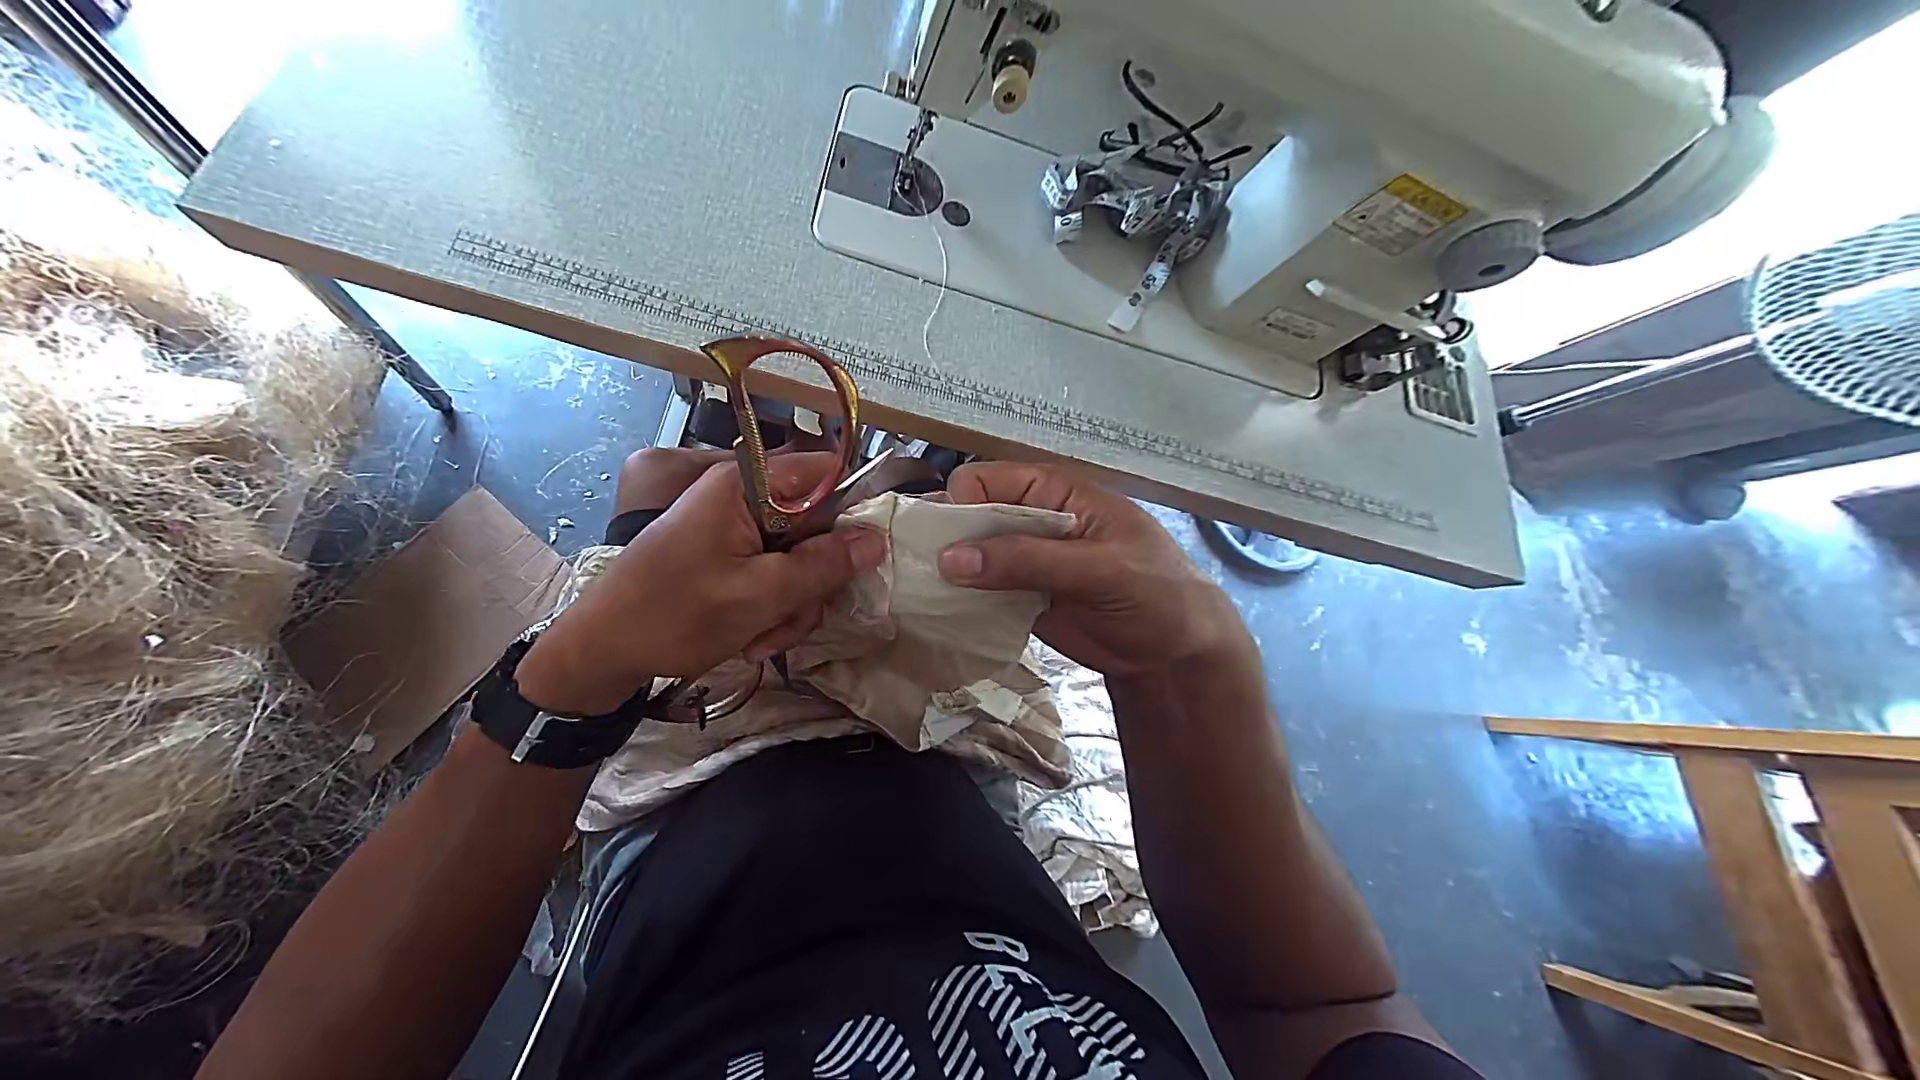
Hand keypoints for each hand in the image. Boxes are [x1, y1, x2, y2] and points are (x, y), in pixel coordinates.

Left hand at [516, 453, 886, 713]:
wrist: (601, 653)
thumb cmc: (674, 616)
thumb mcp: (760, 595)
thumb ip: (823, 565)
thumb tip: (876, 539)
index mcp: (745, 485)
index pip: (824, 472)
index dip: (853, 507)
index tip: (863, 551)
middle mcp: (742, 497)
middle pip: (816, 524)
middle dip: (815, 576)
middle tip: (795, 615)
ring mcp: (734, 528)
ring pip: (799, 557)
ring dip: (794, 603)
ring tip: (763, 637)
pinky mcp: (728, 555)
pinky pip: (774, 574)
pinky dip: (773, 608)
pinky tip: (752, 636)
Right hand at [937, 462, 1249, 676]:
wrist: (1172, 652)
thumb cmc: (1154, 592)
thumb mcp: (1099, 569)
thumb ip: (1029, 559)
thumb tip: (951, 558)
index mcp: (1053, 491)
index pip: (984, 481)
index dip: (961, 506)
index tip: (948, 544)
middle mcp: (1030, 519)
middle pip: (968, 516)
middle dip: (946, 541)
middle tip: (926, 574)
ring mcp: (1022, 559)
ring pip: (967, 554)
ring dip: (948, 573)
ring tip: (925, 597)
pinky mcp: (1017, 595)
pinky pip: (978, 590)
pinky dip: (961, 600)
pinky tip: (946, 615)